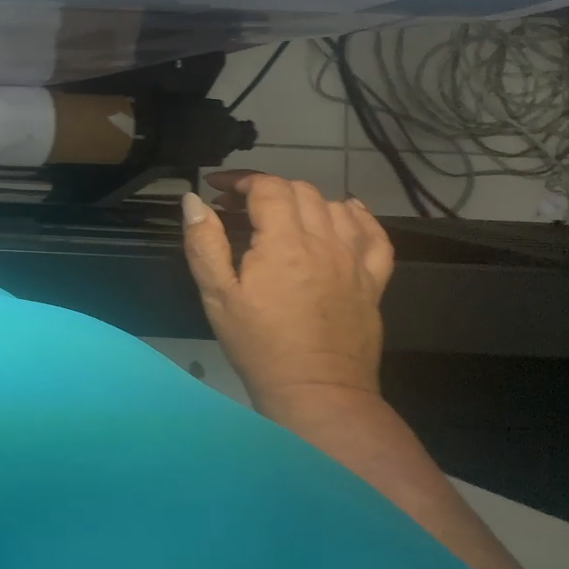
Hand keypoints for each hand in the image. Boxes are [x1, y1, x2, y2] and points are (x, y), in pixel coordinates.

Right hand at [179, 171, 394, 410]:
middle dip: (266, 188)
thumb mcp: (216, 293)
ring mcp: (355, 261)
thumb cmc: (257, 342)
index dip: (240, 180)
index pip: (269, 188)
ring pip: (335, 207)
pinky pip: (374, 235)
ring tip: (277, 216)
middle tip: (236, 205)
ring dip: (303, 201)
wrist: (316, 388)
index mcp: (284, 245)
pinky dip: (356, 216)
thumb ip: (204, 242)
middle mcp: (326, 244)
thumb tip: (194, 200)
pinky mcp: (373, 281)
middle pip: (302, 192)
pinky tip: (343, 213)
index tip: (216, 188)